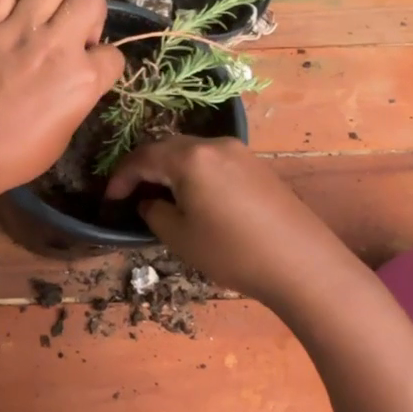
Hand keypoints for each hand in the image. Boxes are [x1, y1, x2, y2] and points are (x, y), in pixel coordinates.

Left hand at [0, 0, 124, 196]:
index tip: (87, 71)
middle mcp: (56, 46)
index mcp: (83, 79)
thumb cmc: (16, 155)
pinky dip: (6, 8)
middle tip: (69, 36)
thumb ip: (78, 95)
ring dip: (50, 4)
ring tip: (36, 26)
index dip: (102, 63)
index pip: (113, 53)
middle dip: (87, 15)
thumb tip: (76, 76)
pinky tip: (3, 28)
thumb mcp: (65, 132)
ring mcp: (17, 32)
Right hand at [104, 137, 368, 306]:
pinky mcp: (259, 168)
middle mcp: (214, 145)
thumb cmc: (232, 251)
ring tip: (160, 197)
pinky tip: (194, 199)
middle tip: (131, 195)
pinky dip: (195, 174)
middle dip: (145, 169)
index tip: (108, 198)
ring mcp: (240, 154)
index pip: (141, 158)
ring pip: (191, 154)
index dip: (120, 177)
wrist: (303, 265)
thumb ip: (154, 212)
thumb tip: (150, 202)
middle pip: (167, 148)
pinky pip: (214, 162)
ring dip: (170, 170)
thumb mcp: (179, 236)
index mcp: (188, 157)